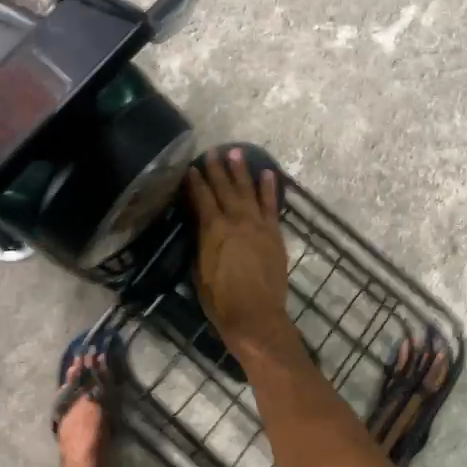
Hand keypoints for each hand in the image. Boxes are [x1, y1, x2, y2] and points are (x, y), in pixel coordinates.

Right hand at [186, 148, 294, 355]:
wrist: (256, 316)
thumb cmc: (221, 300)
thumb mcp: (200, 271)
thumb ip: (201, 244)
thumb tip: (201, 227)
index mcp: (213, 229)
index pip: (202, 198)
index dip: (196, 182)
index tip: (191, 167)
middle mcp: (236, 220)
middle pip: (224, 188)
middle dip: (217, 168)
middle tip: (213, 151)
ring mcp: (258, 224)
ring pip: (247, 190)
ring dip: (241, 171)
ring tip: (236, 152)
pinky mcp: (274, 233)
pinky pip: (271, 205)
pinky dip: (268, 188)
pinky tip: (267, 173)